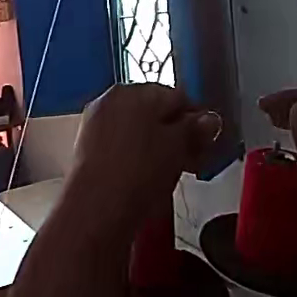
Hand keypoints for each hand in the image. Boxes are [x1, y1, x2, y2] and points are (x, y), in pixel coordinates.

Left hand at [54, 83, 221, 247]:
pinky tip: (146, 176)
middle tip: (193, 160)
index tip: (207, 144)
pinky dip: (136, 154)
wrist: (96, 205)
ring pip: (137, 127)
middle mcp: (111, 98)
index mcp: (134, 91)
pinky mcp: (86, 142)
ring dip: (157, 145)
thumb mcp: (178, 148)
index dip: (197, 121)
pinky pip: (121, 141)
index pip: (177, 97)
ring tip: (172, 172)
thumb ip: (196, 130)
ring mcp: (96, 119)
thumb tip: (209, 120)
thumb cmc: (140, 171)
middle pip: (155, 111)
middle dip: (176, 134)